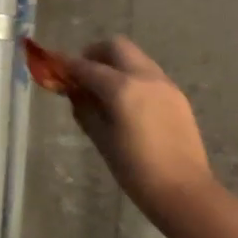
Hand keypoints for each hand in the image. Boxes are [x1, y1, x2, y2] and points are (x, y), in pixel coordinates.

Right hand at [65, 36, 216, 214]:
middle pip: (117, 47)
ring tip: (102, 89)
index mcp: (123, 88)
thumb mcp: (102, 139)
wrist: (183, 190)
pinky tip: (126, 101)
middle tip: (81, 72)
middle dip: (95, 53)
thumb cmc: (135, 170)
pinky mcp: (177, 96)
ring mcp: (165, 84)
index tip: (53, 65)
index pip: (88, 67)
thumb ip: (85, 109)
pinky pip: (149, 74)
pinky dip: (132, 77)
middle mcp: (145, 77)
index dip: (68, 65)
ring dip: (116, 64)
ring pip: (136, 58)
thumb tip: (75, 92)